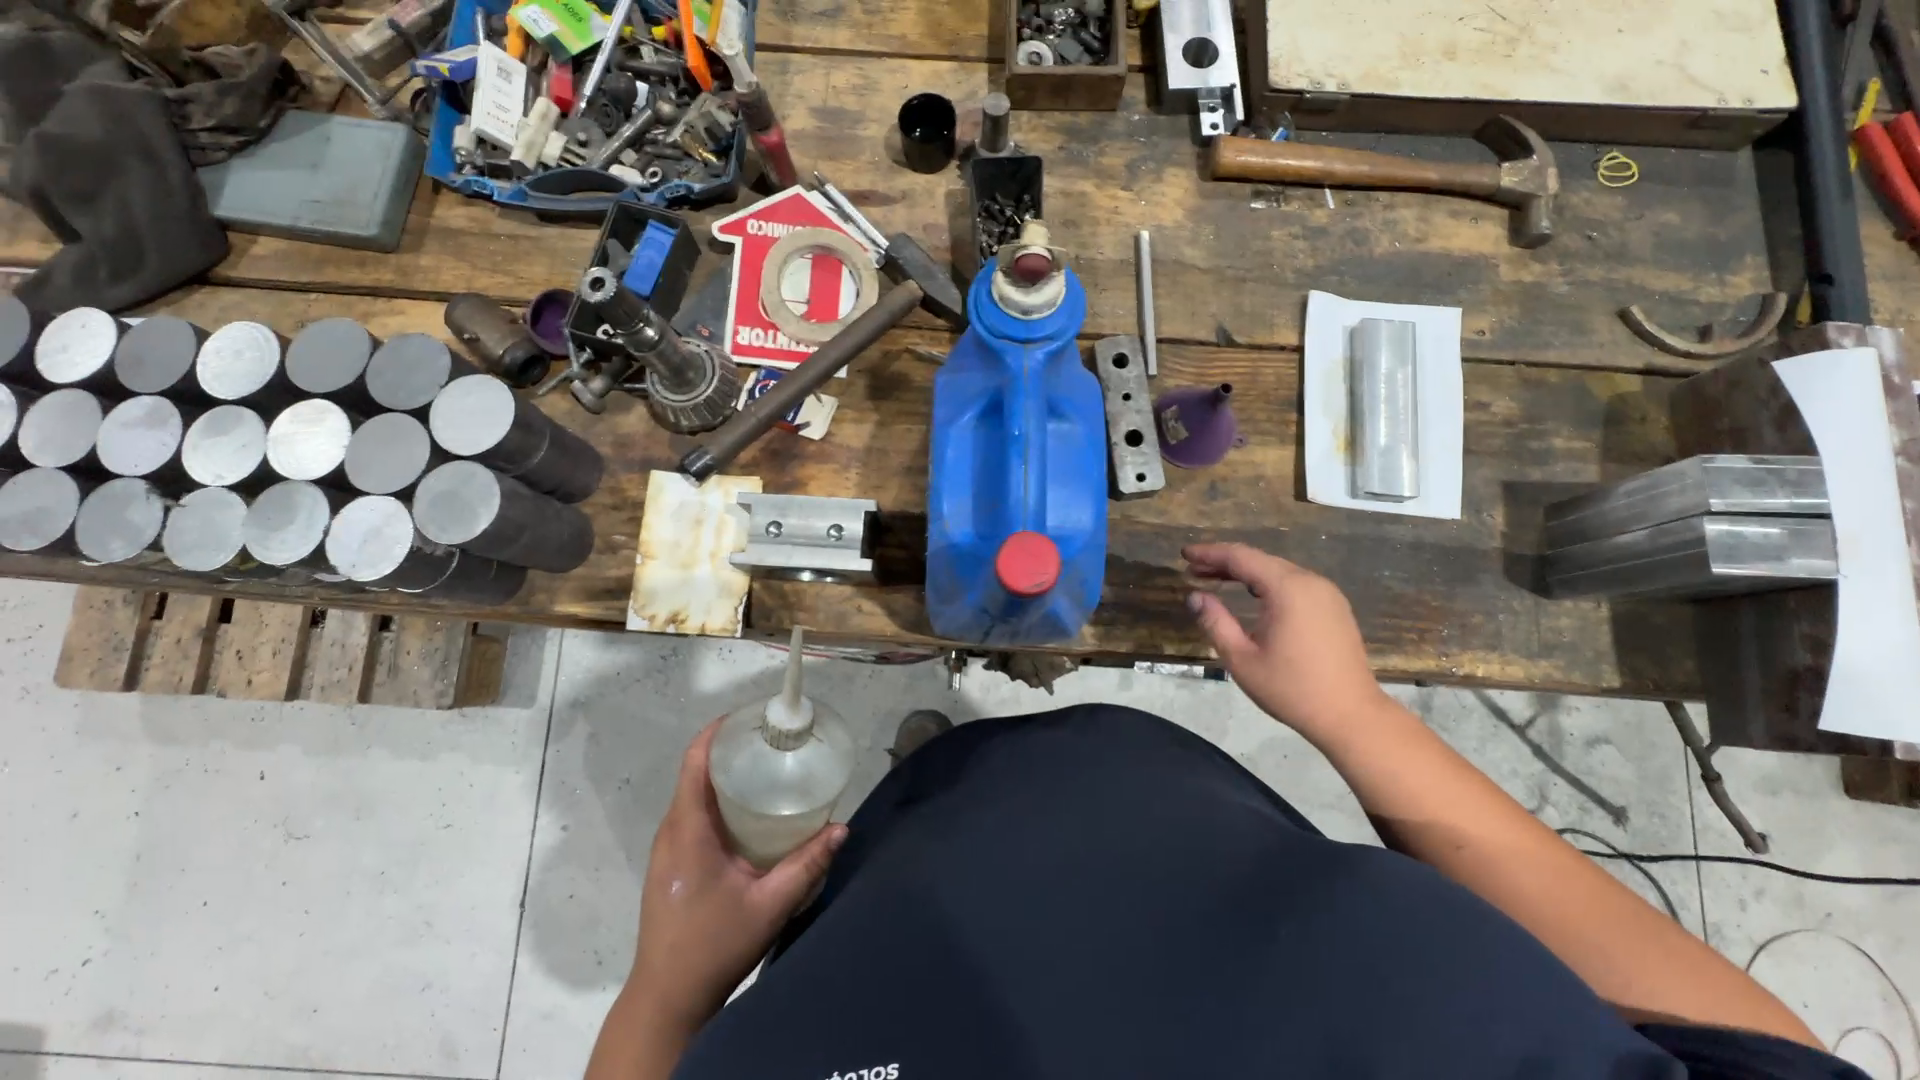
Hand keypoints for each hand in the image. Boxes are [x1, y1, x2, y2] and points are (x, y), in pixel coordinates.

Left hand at [628, 720, 847, 1032]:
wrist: (667, 996)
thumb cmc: (714, 945)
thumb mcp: (770, 905)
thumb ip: (807, 864)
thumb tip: (842, 828)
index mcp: (688, 829)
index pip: (695, 760)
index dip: (720, 730)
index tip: (755, 715)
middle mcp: (672, 830)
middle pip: (697, 772)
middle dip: (733, 749)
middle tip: (776, 741)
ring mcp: (668, 848)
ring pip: (695, 794)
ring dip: (727, 776)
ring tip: (770, 768)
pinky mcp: (672, 863)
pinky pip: (694, 815)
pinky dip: (721, 800)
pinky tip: (753, 812)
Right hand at [1184, 542, 1389, 733]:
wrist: (1351, 715)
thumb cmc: (1292, 689)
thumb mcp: (1242, 659)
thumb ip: (1215, 622)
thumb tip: (1195, 597)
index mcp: (1287, 589)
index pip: (1241, 557)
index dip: (1210, 553)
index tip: (1184, 554)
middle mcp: (1310, 582)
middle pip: (1261, 560)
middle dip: (1225, 562)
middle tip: (1194, 569)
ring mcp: (1327, 594)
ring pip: (1279, 572)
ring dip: (1247, 573)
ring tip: (1216, 580)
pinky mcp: (1334, 608)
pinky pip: (1295, 584)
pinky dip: (1268, 584)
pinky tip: (1251, 596)